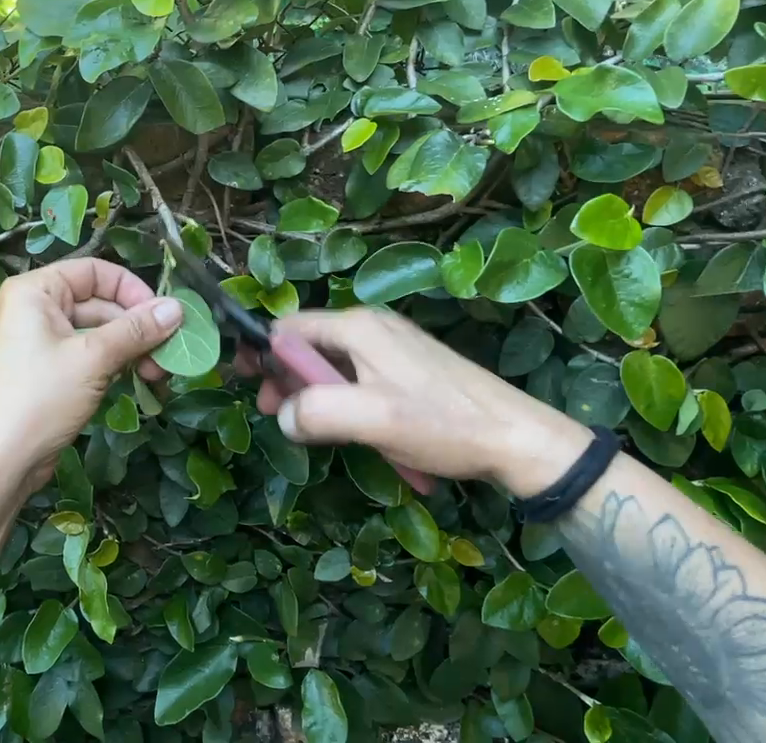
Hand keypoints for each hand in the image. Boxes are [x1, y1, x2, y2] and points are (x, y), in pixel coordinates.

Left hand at [0, 259, 181, 487]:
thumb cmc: (40, 397)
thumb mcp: (93, 358)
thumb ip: (136, 330)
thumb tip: (178, 308)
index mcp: (36, 291)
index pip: (94, 271)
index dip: (131, 289)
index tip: (163, 315)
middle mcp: (36, 309)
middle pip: (100, 304)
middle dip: (137, 328)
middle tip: (170, 355)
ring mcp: (42, 343)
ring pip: (99, 333)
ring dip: (132, 350)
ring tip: (158, 375)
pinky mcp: (50, 373)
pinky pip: (90, 357)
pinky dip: (116, 366)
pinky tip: (140, 382)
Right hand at [256, 309, 592, 496]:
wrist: (519, 439)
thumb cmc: (442, 424)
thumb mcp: (371, 419)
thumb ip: (315, 412)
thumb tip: (283, 416)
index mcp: (356, 326)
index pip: (287, 327)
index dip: (260, 354)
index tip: (246, 385)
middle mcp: (370, 326)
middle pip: (307, 345)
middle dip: (286, 381)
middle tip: (279, 418)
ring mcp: (392, 346)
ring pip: (332, 365)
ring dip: (317, 397)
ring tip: (318, 434)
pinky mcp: (408, 367)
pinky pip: (359, 378)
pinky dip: (347, 402)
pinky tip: (359, 433)